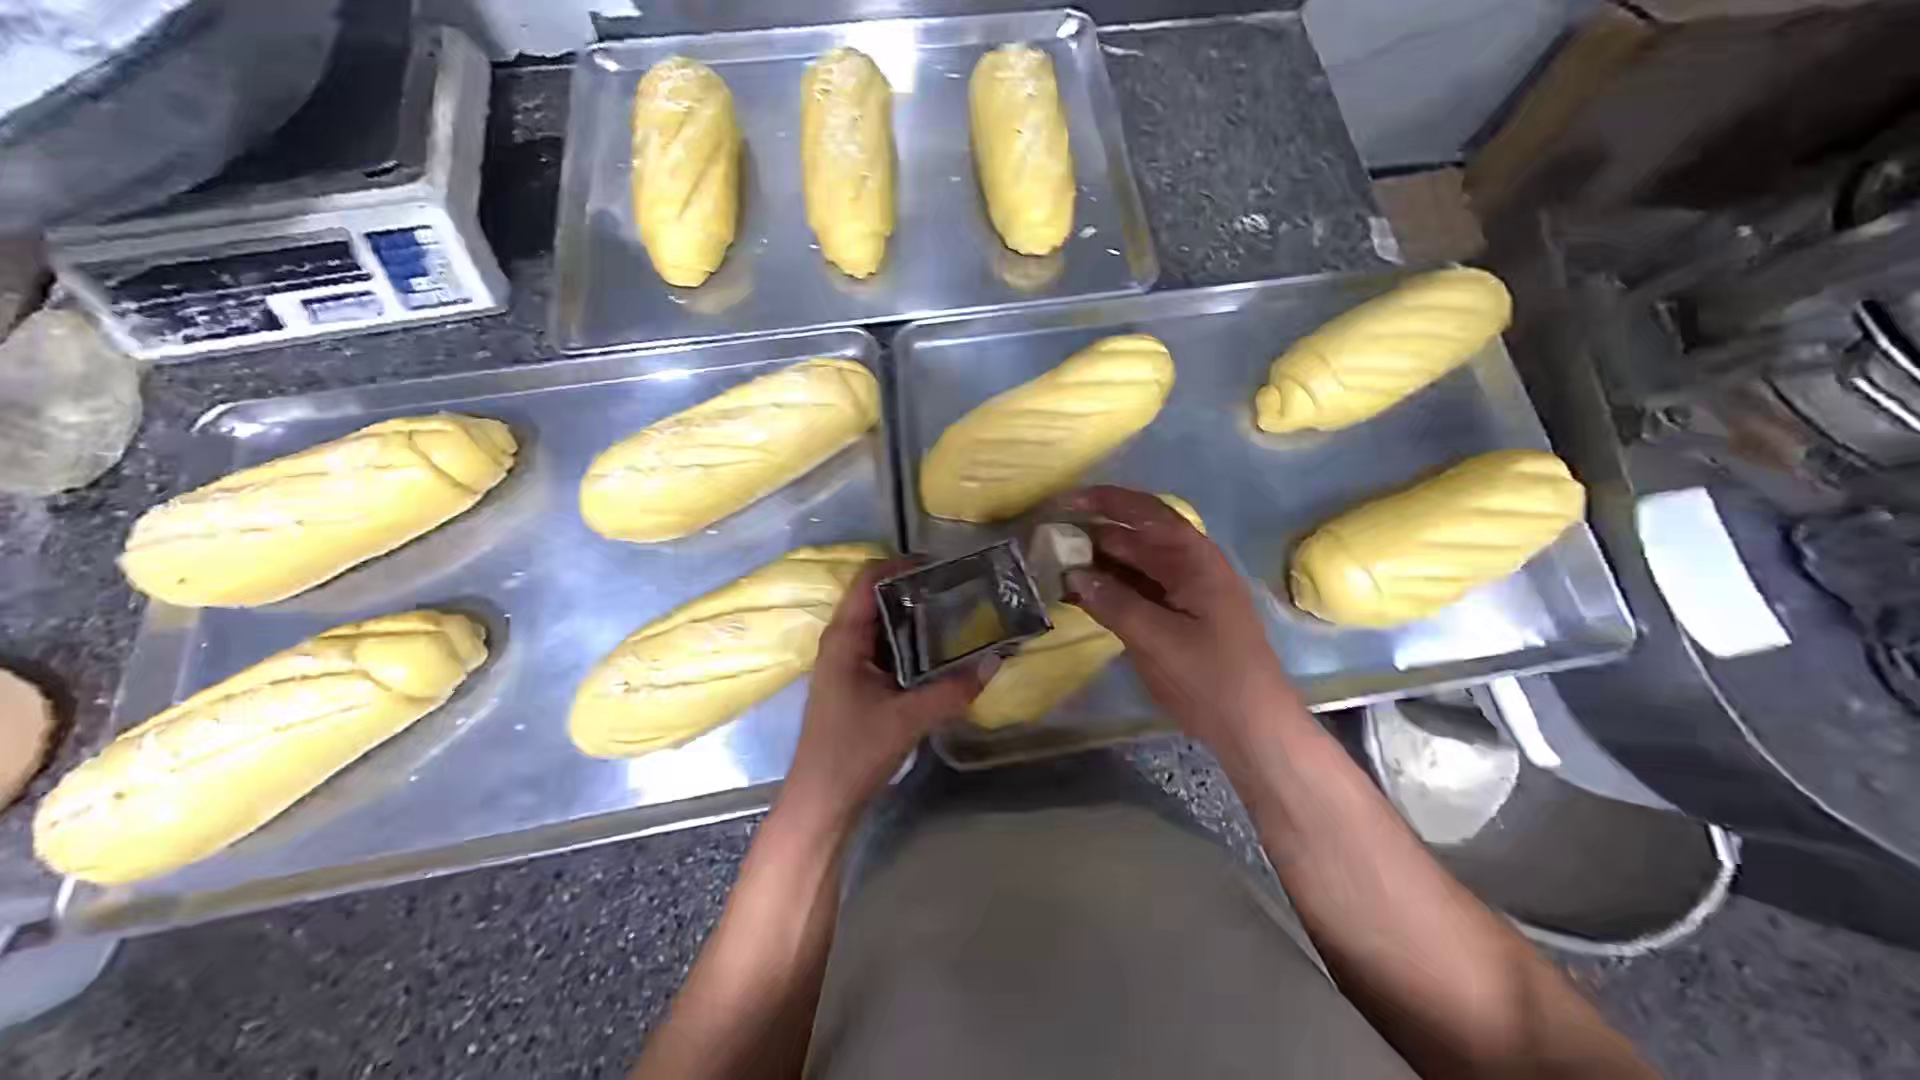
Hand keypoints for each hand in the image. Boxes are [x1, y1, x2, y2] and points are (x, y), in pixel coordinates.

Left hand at [785, 561, 992, 821]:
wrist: (822, 801)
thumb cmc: (854, 752)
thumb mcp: (908, 719)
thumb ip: (953, 690)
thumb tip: (996, 661)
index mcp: (844, 638)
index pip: (870, 580)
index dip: (903, 565)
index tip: (943, 568)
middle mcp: (843, 643)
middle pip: (879, 599)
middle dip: (918, 592)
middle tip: (962, 593)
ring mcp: (849, 664)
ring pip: (885, 627)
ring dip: (918, 621)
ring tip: (960, 618)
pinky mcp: (858, 683)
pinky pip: (887, 651)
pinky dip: (913, 647)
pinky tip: (943, 655)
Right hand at [1061, 486, 1303, 759]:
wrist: (1253, 727)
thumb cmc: (1211, 678)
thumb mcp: (1157, 640)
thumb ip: (1114, 603)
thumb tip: (1074, 574)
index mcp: (1193, 560)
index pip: (1144, 514)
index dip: (1104, 502)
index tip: (1064, 502)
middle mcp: (1187, 567)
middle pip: (1133, 539)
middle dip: (1091, 535)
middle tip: (1045, 542)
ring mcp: (1182, 592)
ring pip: (1131, 566)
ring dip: (1095, 564)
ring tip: (1053, 565)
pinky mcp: (1174, 616)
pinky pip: (1135, 591)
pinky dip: (1107, 589)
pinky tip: (1078, 594)